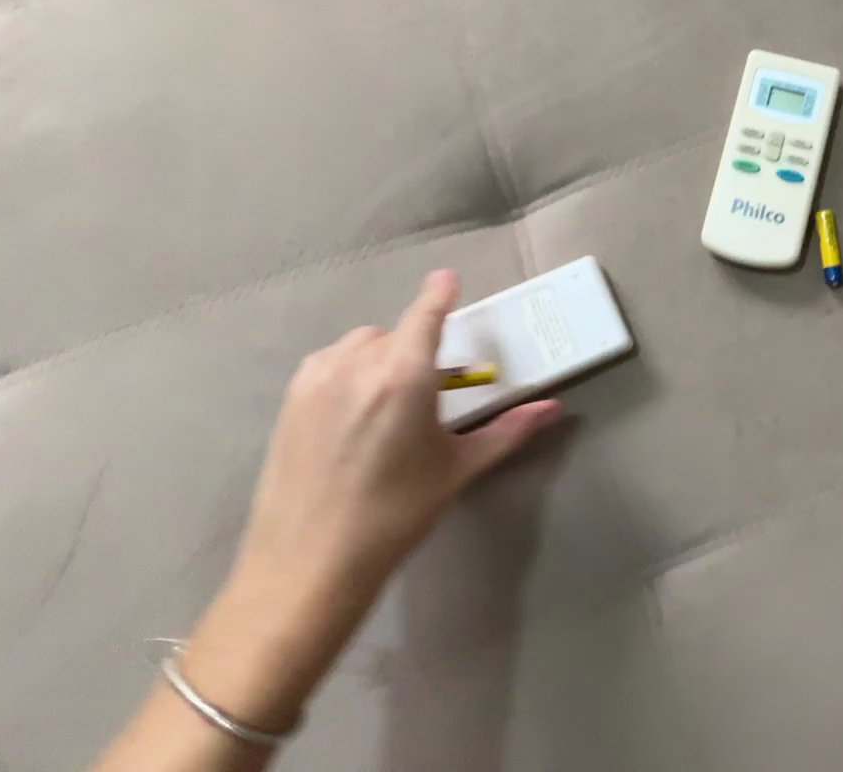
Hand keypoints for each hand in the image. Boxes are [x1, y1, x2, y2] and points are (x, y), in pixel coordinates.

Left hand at [238, 270, 562, 605]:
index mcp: (404, 377)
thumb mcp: (460, 468)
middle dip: (417, 345)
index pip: (425, 317)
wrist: (309, 564)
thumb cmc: (397, 512)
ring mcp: (315, 384)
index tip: (448, 278)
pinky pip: (327, 365)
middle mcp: (357, 368)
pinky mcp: (289, 405)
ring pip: (358, 346)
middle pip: (394, 334)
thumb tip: (554, 408)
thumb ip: (509, 430)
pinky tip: (358, 407)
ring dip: (382, 355)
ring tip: (395, 395)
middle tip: (434, 384)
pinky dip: (349, 369)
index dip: (439, 294)